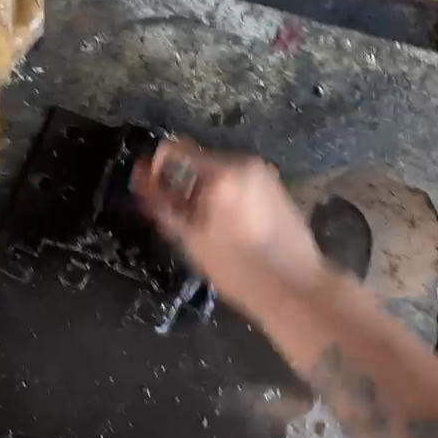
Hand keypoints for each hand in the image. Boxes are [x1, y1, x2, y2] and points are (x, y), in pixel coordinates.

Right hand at [130, 138, 327, 312]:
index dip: (155, 168)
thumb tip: (140, 179)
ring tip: (200, 226)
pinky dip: (224, 196)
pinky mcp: (276, 188)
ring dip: (202, 192)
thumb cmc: (237, 267)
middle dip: (180, 184)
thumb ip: (161, 204)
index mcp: (222, 171)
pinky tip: (226, 228)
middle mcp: (245, 163)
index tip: (149, 192)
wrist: (296, 288)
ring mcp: (264, 174)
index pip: (175, 149)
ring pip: (218, 173)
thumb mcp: (190, 238)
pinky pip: (238, 183)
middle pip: (197, 161)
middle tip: (174, 217)